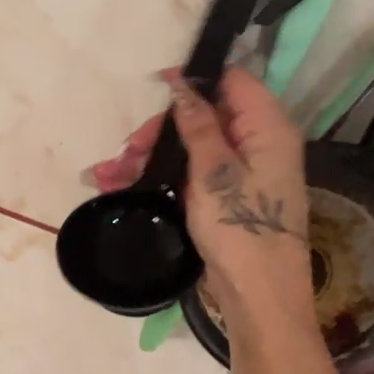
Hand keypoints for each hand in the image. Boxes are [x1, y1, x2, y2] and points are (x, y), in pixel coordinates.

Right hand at [90, 68, 311, 324]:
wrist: (258, 293)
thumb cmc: (241, 229)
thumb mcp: (215, 173)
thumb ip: (198, 126)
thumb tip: (183, 86)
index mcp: (266, 129)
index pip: (234, 82)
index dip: (195, 80)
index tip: (154, 89)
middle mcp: (256, 144)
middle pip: (203, 116)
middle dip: (160, 130)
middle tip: (127, 150)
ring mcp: (239, 172)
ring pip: (188, 148)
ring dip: (147, 157)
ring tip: (106, 176)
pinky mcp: (222, 197)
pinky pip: (187, 174)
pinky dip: (157, 178)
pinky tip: (118, 187)